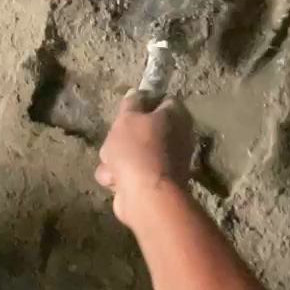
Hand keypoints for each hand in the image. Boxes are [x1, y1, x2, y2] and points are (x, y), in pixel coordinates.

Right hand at [95, 95, 195, 224]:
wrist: (146, 197)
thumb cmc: (137, 149)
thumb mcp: (127, 118)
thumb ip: (131, 103)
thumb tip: (137, 92)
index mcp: (177, 117)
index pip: (164, 100)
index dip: (144, 102)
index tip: (127, 108)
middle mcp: (177, 138)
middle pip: (143, 128)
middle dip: (123, 136)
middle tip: (114, 139)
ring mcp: (166, 163)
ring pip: (133, 152)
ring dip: (116, 159)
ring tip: (112, 164)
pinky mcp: (154, 183)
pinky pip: (131, 173)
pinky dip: (120, 177)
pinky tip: (114, 180)